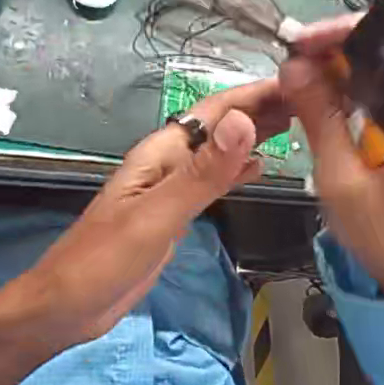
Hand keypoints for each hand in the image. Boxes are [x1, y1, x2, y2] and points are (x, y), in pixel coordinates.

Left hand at [0, 79, 289, 384]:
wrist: (68, 305)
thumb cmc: (104, 260)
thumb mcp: (157, 216)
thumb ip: (202, 174)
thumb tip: (245, 122)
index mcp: (159, 154)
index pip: (214, 111)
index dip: (255, 94)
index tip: (301, 80)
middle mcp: (166, 163)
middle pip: (219, 127)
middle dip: (261, 109)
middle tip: (315, 99)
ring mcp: (169, 189)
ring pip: (218, 152)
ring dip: (253, 135)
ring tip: (299, 123)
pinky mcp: (173, 214)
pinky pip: (212, 181)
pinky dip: (237, 170)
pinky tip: (261, 167)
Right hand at [281, 15, 383, 296]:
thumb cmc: (379, 230)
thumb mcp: (340, 176)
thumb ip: (319, 117)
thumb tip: (292, 65)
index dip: (350, 34)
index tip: (304, 43)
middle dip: (339, 46)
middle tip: (292, 56)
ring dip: (339, 63)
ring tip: (297, 70)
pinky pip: (380, 86)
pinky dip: (346, 83)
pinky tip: (316, 88)